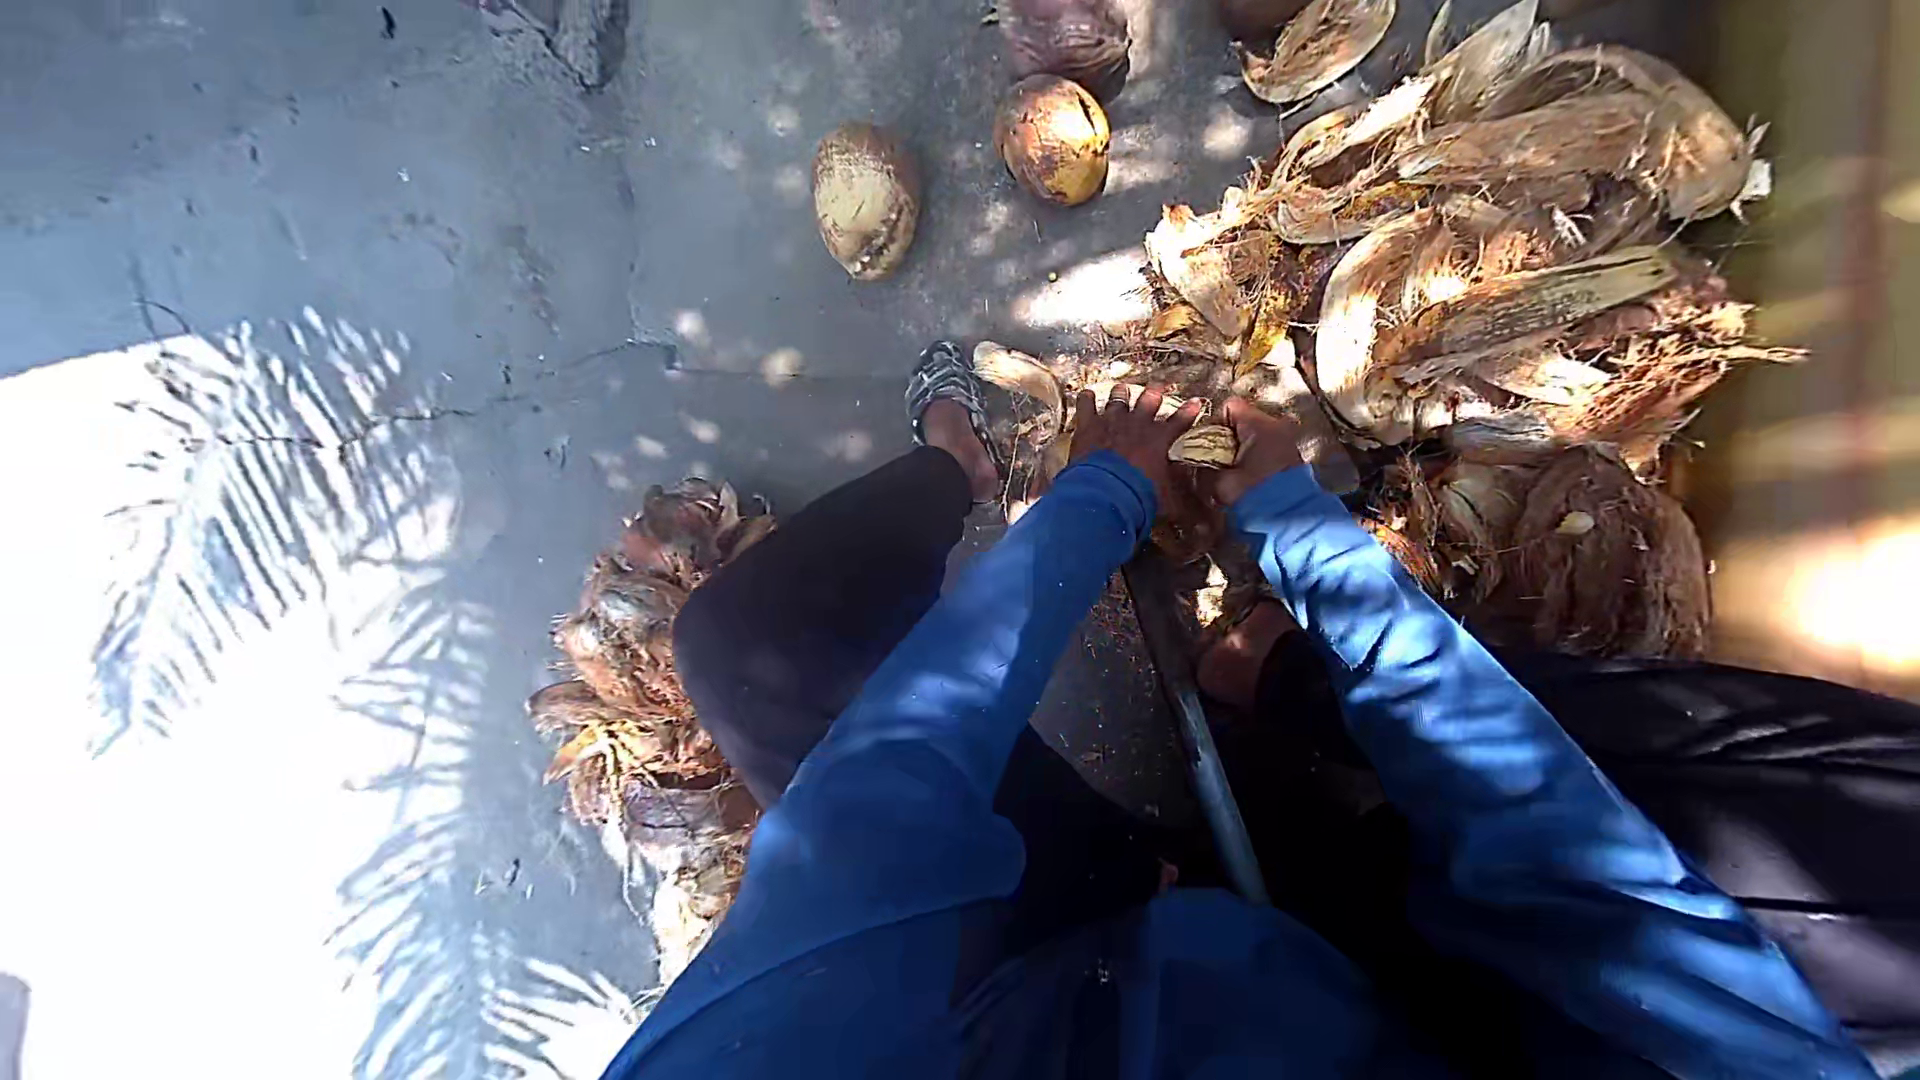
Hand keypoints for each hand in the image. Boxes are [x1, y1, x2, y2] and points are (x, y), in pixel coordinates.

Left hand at [1069, 385, 1203, 511]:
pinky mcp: (1089, 425)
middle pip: (1149, 400)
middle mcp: (1137, 424)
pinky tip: (1085, 395)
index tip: (1196, 402)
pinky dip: (1086, 399)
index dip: (1189, 411)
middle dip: (1154, 394)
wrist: (1104, 491)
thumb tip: (1195, 512)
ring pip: (1118, 398)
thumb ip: (1178, 498)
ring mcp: (1112, 421)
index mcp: (1159, 439)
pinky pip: (1086, 404)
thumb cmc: (1138, 495)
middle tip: (1156, 390)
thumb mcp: (1166, 499)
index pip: (1180, 421)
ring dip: (1121, 393)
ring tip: (1121, 389)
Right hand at [1207, 397, 1304, 506]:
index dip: (1213, 423)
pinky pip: (1262, 447)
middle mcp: (1276, 426)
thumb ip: (1202, 467)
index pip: (1229, 407)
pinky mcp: (1290, 455)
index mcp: (1259, 426)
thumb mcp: (1219, 483)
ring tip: (1230, 471)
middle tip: (1214, 461)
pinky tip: (1245, 476)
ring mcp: (1286, 440)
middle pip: (1240, 421)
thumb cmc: (1253, 495)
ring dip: (1237, 449)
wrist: (1290, 517)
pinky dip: (1251, 457)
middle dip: (1223, 439)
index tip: (1206, 445)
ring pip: (1250, 435)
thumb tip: (1192, 461)